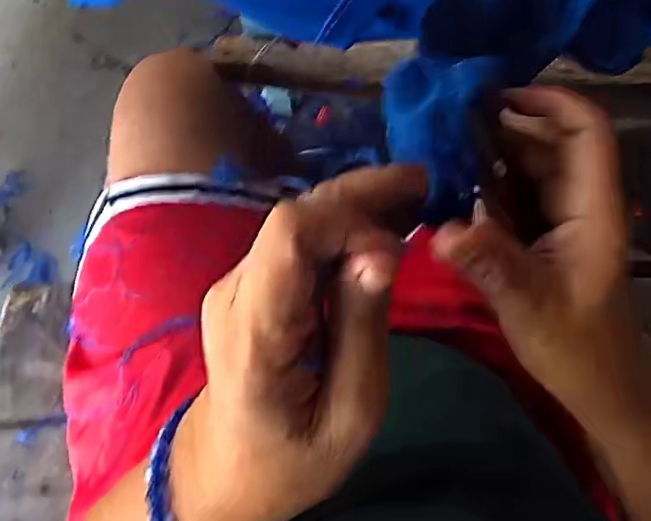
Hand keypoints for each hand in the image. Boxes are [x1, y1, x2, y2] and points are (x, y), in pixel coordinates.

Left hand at [171, 164, 427, 520]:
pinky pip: (299, 234)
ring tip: (412, 194)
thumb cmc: (295, 456)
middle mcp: (235, 289)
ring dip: (356, 202)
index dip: (348, 220)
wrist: (228, 467)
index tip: (398, 241)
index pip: (289, 237)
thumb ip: (364, 326)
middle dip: (361, 194)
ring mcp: (236, 277)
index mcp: (254, 332)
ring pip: (299, 217)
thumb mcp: (352, 415)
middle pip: (296, 216)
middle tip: (422, 183)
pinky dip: (344, 221)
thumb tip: (384, 248)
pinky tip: (381, 218)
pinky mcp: (249, 274)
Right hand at [431, 86, 644, 427]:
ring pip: (529, 156)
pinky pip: (514, 182)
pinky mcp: (542, 223)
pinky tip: (450, 177)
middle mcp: (579, 196)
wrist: (600, 388)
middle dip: (504, 120)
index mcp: (593, 206)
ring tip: (441, 141)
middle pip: (550, 136)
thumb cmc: (579, 348)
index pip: (589, 131)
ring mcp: (561, 208)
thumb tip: (441, 229)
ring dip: (489, 144)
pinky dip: (484, 173)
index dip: (551, 102)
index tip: (498, 97)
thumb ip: (490, 264)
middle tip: (447, 119)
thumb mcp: (531, 306)